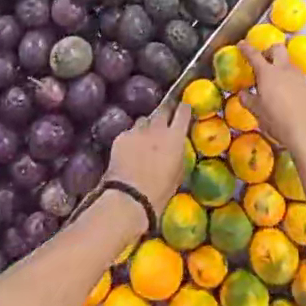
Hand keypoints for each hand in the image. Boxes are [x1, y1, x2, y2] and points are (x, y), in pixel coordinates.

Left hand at [102, 97, 192, 214]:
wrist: (129, 197)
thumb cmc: (159, 192)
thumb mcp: (178, 173)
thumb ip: (178, 154)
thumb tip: (177, 146)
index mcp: (175, 137)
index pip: (183, 111)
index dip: (184, 108)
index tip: (184, 108)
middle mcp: (157, 128)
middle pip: (162, 109)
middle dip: (164, 111)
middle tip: (164, 119)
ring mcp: (137, 130)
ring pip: (143, 120)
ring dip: (146, 127)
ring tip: (144, 139)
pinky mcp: (121, 136)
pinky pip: (129, 132)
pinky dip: (131, 139)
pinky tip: (128, 151)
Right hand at [238, 42, 305, 154]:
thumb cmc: (277, 122)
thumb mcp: (257, 112)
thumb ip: (248, 99)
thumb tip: (242, 93)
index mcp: (268, 74)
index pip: (254, 55)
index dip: (246, 48)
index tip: (241, 45)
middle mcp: (285, 70)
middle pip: (277, 49)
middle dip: (269, 51)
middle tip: (264, 63)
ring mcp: (301, 76)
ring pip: (290, 64)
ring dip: (282, 68)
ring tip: (278, 85)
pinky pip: (300, 78)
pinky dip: (293, 82)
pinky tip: (292, 97)